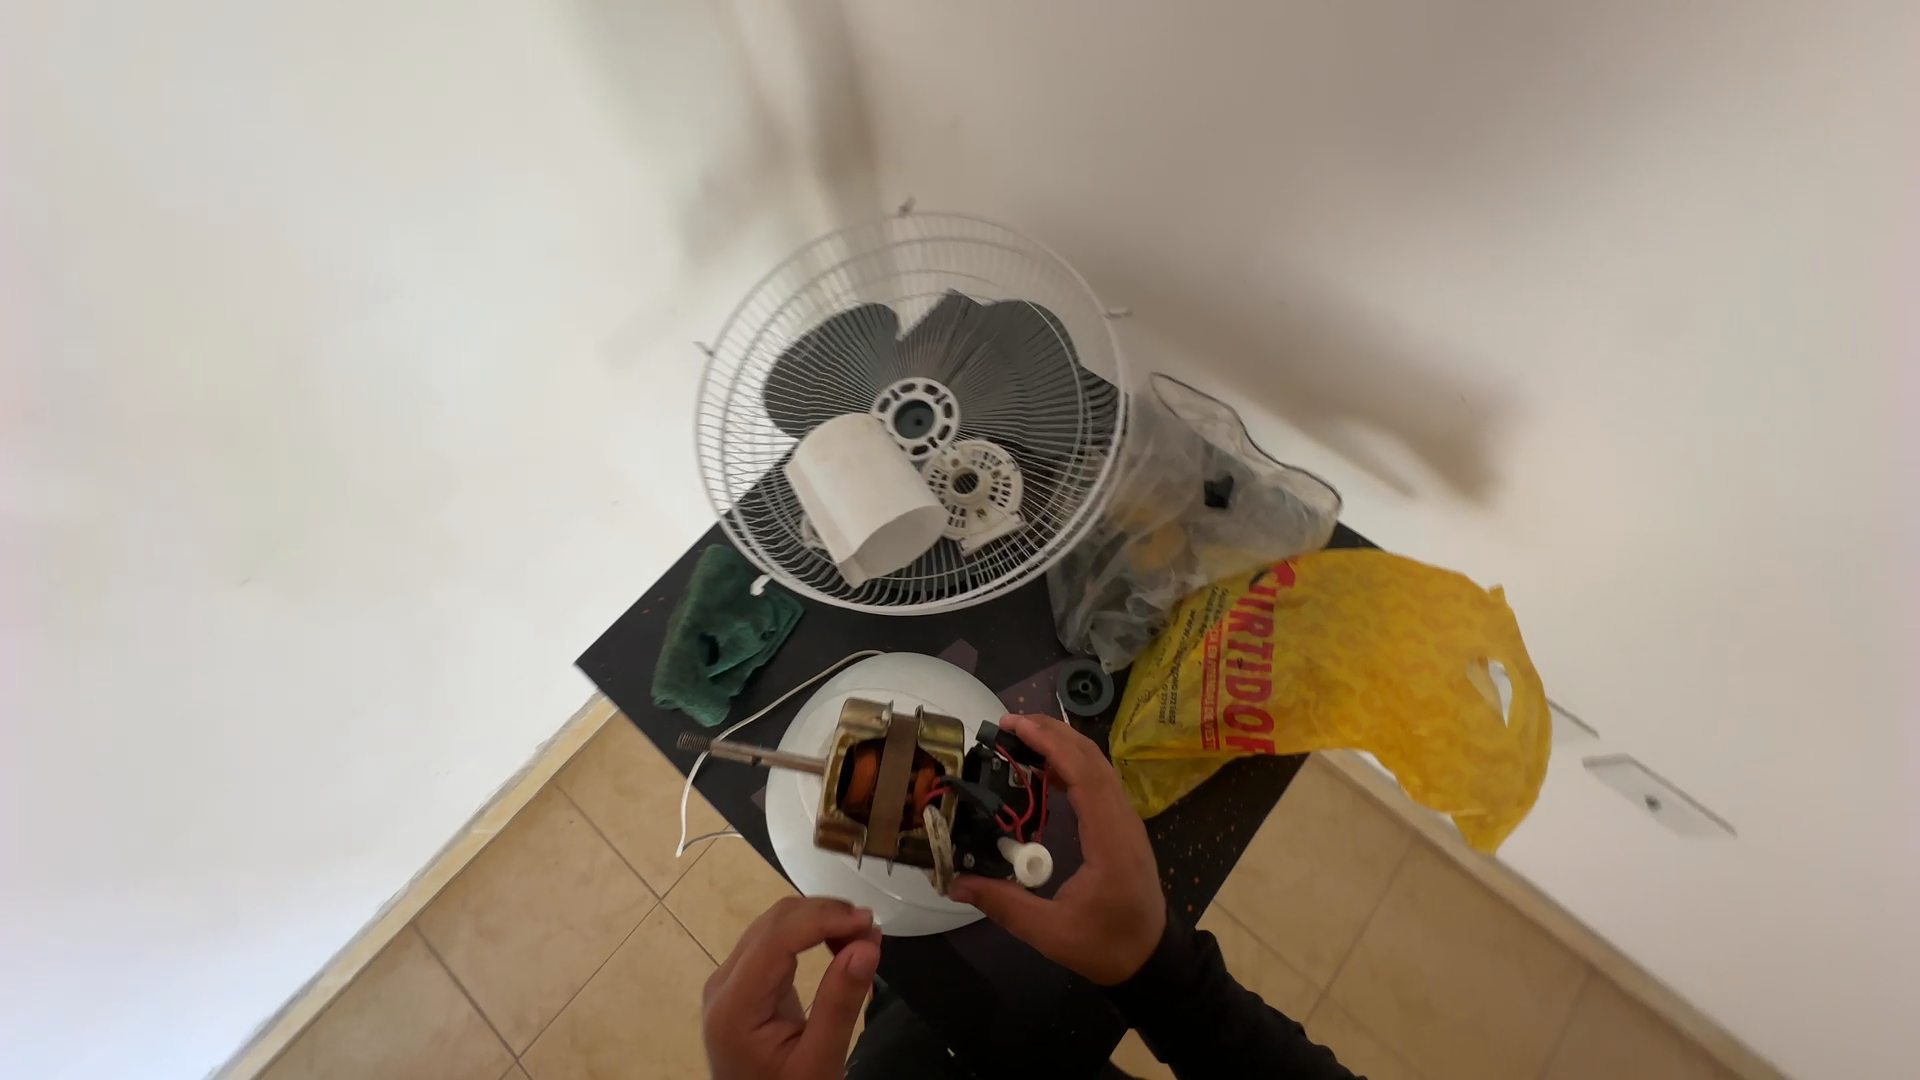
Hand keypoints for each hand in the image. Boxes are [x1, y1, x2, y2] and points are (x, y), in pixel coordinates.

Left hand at [703, 896, 881, 1079]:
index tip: (868, 922)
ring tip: (861, 938)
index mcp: (734, 1006)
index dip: (824, 919)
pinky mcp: (744, 977)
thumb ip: (839, 1005)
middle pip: (777, 922)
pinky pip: (779, 936)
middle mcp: (724, 982)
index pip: (777, 937)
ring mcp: (731, 977)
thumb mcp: (818, 1064)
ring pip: (779, 921)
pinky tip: (839, 943)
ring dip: (823, 919)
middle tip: (871, 933)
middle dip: (828, 916)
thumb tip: (866, 944)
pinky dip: (813, 930)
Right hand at [949, 713, 1166, 984]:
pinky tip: (1047, 767)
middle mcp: (1123, 818)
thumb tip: (955, 883)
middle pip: (1091, 757)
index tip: (1016, 726)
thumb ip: (1004, 905)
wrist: (1152, 959)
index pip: (1083, 773)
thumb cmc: (1105, 945)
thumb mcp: (1051, 932)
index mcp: (1109, 839)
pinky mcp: (1123, 823)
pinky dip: (1073, 761)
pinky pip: (1099, 778)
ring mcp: (1126, 818)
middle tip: (1009, 723)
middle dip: (1051, 731)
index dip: (1050, 744)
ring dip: (1063, 742)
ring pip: (1098, 763)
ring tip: (1023, 735)